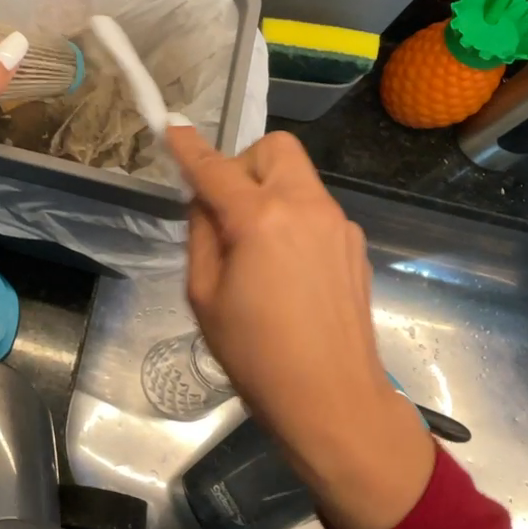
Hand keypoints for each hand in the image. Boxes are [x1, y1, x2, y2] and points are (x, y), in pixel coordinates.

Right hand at [166, 127, 434, 528]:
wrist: (332, 400)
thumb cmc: (255, 354)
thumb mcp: (203, 295)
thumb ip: (202, 234)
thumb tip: (208, 203)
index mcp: (261, 219)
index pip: (215, 168)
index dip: (189, 148)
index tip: (173, 128)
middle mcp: (306, 207)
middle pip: (275, 149)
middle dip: (244, 163)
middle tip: (225, 206)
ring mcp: (338, 225)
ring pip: (298, 178)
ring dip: (268, 192)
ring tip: (253, 247)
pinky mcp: (354, 245)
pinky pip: (314, 210)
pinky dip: (291, 219)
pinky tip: (285, 270)